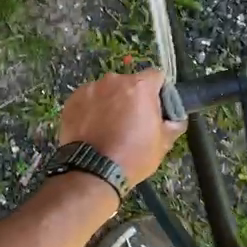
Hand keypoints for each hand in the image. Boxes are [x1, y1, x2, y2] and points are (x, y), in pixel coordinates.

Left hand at [55, 70, 184, 186]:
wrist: (92, 170)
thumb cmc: (132, 155)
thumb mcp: (163, 142)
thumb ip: (173, 123)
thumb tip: (175, 117)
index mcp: (139, 86)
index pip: (155, 76)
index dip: (158, 91)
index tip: (156, 106)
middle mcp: (113, 81)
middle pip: (128, 83)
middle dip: (132, 98)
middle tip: (132, 122)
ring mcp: (89, 89)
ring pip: (106, 91)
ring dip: (110, 103)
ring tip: (109, 128)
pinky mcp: (72, 100)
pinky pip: (87, 100)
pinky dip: (91, 110)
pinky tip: (93, 129)